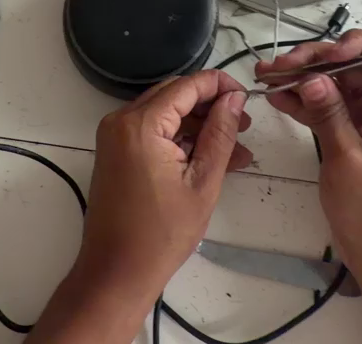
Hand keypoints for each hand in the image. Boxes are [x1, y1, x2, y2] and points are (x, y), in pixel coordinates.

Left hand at [74, 70, 253, 301]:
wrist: (115, 275)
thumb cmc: (161, 234)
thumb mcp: (202, 182)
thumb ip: (220, 134)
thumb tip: (234, 98)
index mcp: (141, 124)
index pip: (187, 86)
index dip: (220, 85)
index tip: (246, 97)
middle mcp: (122, 120)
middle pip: (174, 95)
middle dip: (211, 105)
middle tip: (243, 123)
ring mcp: (115, 135)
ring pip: (165, 112)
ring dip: (198, 124)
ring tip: (235, 147)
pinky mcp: (115, 151)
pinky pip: (152, 130)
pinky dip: (179, 139)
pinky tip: (209, 156)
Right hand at [257, 30, 361, 285]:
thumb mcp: (349, 160)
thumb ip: (329, 114)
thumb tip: (311, 77)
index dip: (356, 45)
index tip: (325, 55)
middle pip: (349, 67)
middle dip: (314, 61)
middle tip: (279, 66)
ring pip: (331, 85)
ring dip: (300, 78)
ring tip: (267, 75)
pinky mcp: (346, 136)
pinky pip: (323, 108)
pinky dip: (301, 101)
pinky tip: (276, 96)